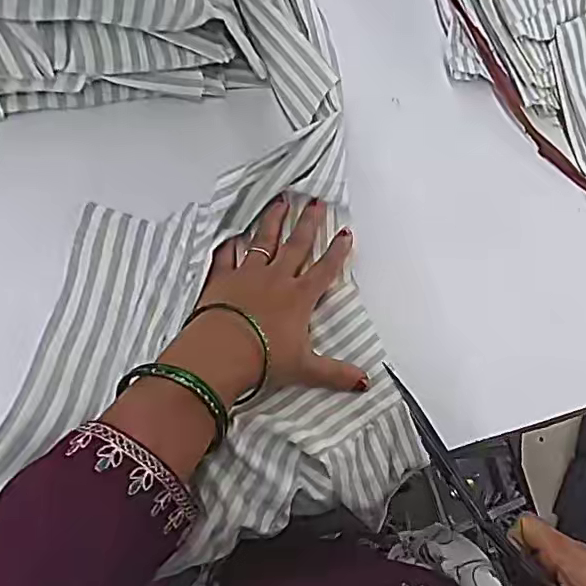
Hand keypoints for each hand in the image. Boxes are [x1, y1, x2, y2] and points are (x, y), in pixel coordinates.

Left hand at [165, 196, 367, 407]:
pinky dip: (230, 246)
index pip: (324, 269)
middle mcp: (277, 279)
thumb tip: (364, 383)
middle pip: (297, 245)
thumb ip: (335, 373)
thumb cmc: (263, 358)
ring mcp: (248, 275)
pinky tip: (233, 236)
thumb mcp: (305, 368)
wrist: (222, 352)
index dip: (337, 251)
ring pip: (264, 241)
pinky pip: (227, 256)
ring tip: (280, 202)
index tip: (344, 233)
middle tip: (315, 202)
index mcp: (299, 298)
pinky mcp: (222, 279)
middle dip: (308, 223)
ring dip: (273, 221)